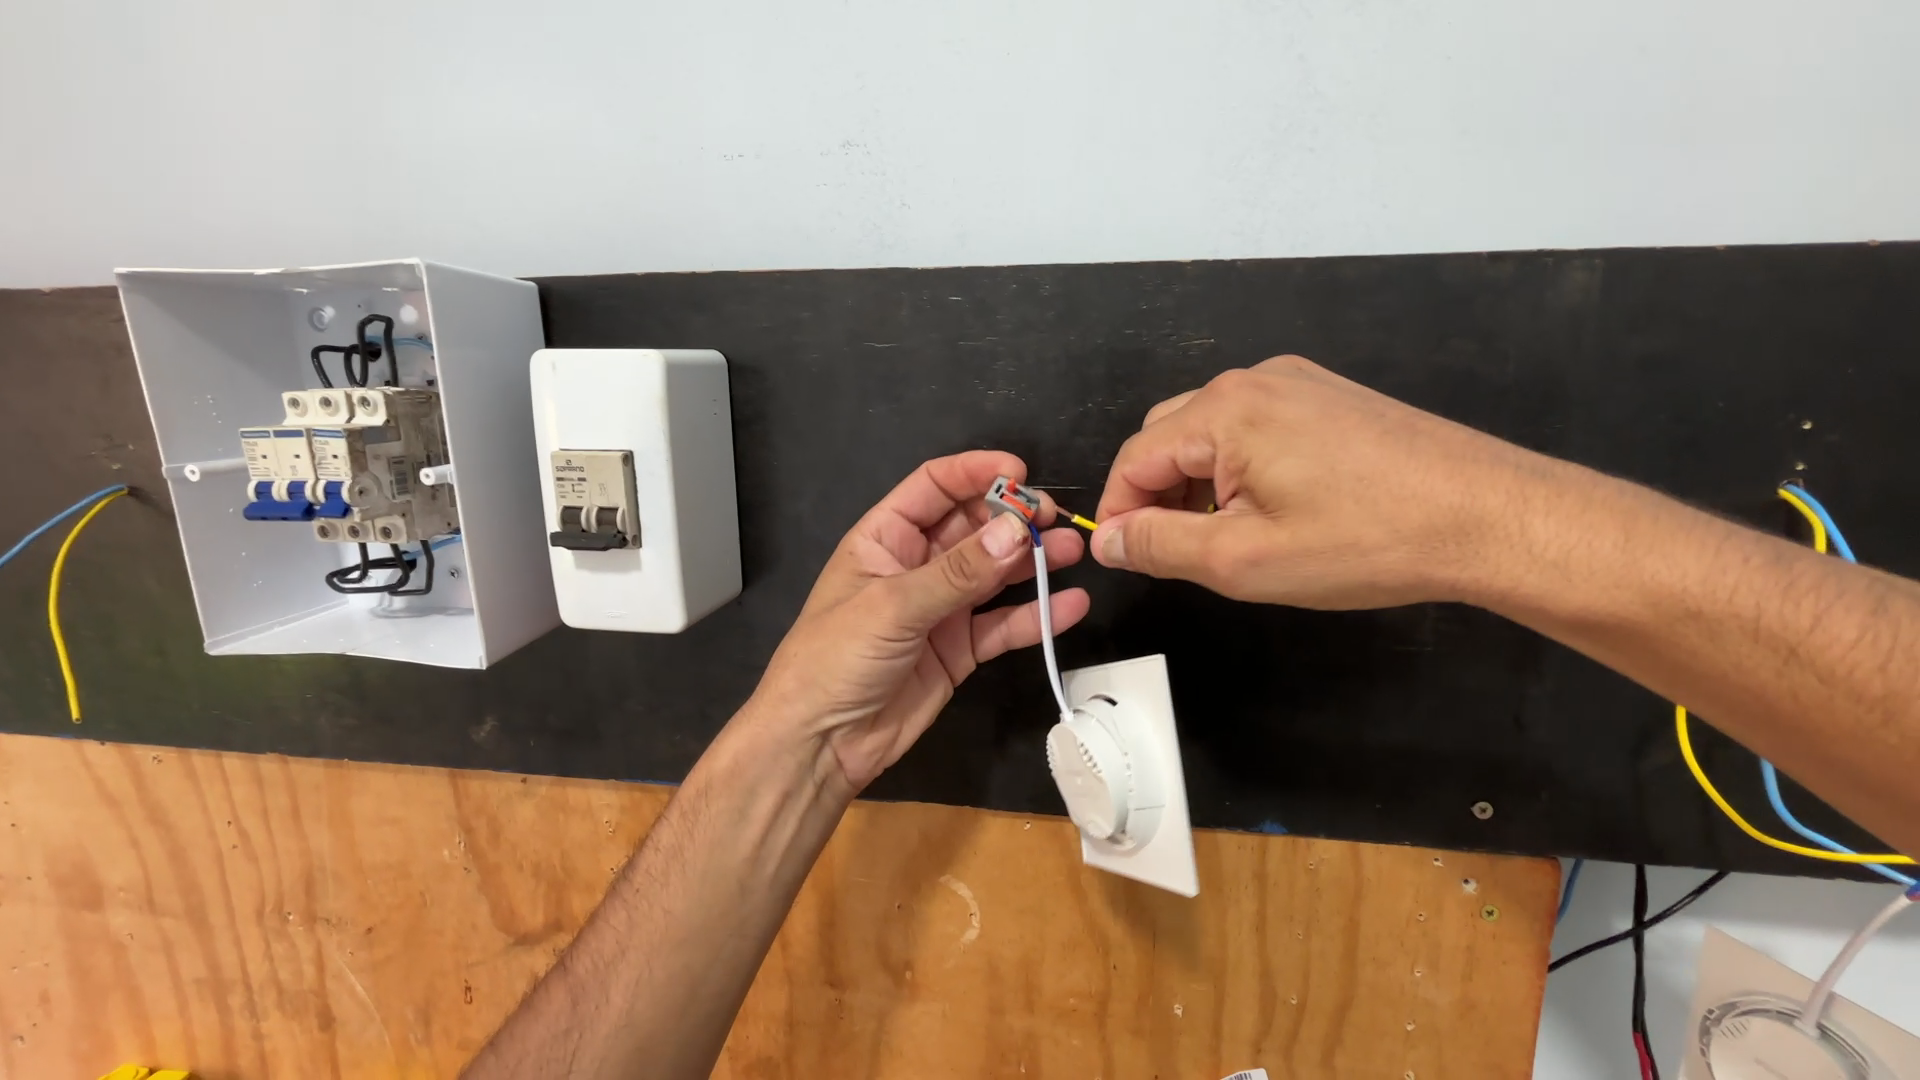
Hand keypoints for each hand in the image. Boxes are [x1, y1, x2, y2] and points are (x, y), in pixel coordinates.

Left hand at [747, 451, 1088, 793]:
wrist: (820, 743)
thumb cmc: (836, 658)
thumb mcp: (893, 606)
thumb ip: (958, 572)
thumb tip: (1018, 531)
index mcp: (884, 538)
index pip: (934, 488)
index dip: (975, 473)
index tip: (1020, 473)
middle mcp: (916, 565)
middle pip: (973, 527)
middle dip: (1013, 518)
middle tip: (1054, 518)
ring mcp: (940, 608)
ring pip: (994, 573)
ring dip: (1033, 560)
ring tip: (1074, 550)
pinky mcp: (960, 649)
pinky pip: (1003, 624)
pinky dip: (1036, 616)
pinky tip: (1071, 605)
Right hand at [1093, 354, 1555, 608]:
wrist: (1490, 518)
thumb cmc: (1365, 541)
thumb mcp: (1242, 558)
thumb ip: (1159, 545)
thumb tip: (1109, 540)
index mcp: (1225, 411)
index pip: (1135, 457)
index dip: (1118, 511)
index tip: (1122, 557)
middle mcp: (1255, 381)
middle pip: (1167, 437)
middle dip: (1154, 495)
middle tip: (1170, 551)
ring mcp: (1297, 384)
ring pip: (1210, 433)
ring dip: (1195, 483)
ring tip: (1218, 537)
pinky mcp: (1328, 398)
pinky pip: (1253, 429)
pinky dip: (1236, 469)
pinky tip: (1264, 509)